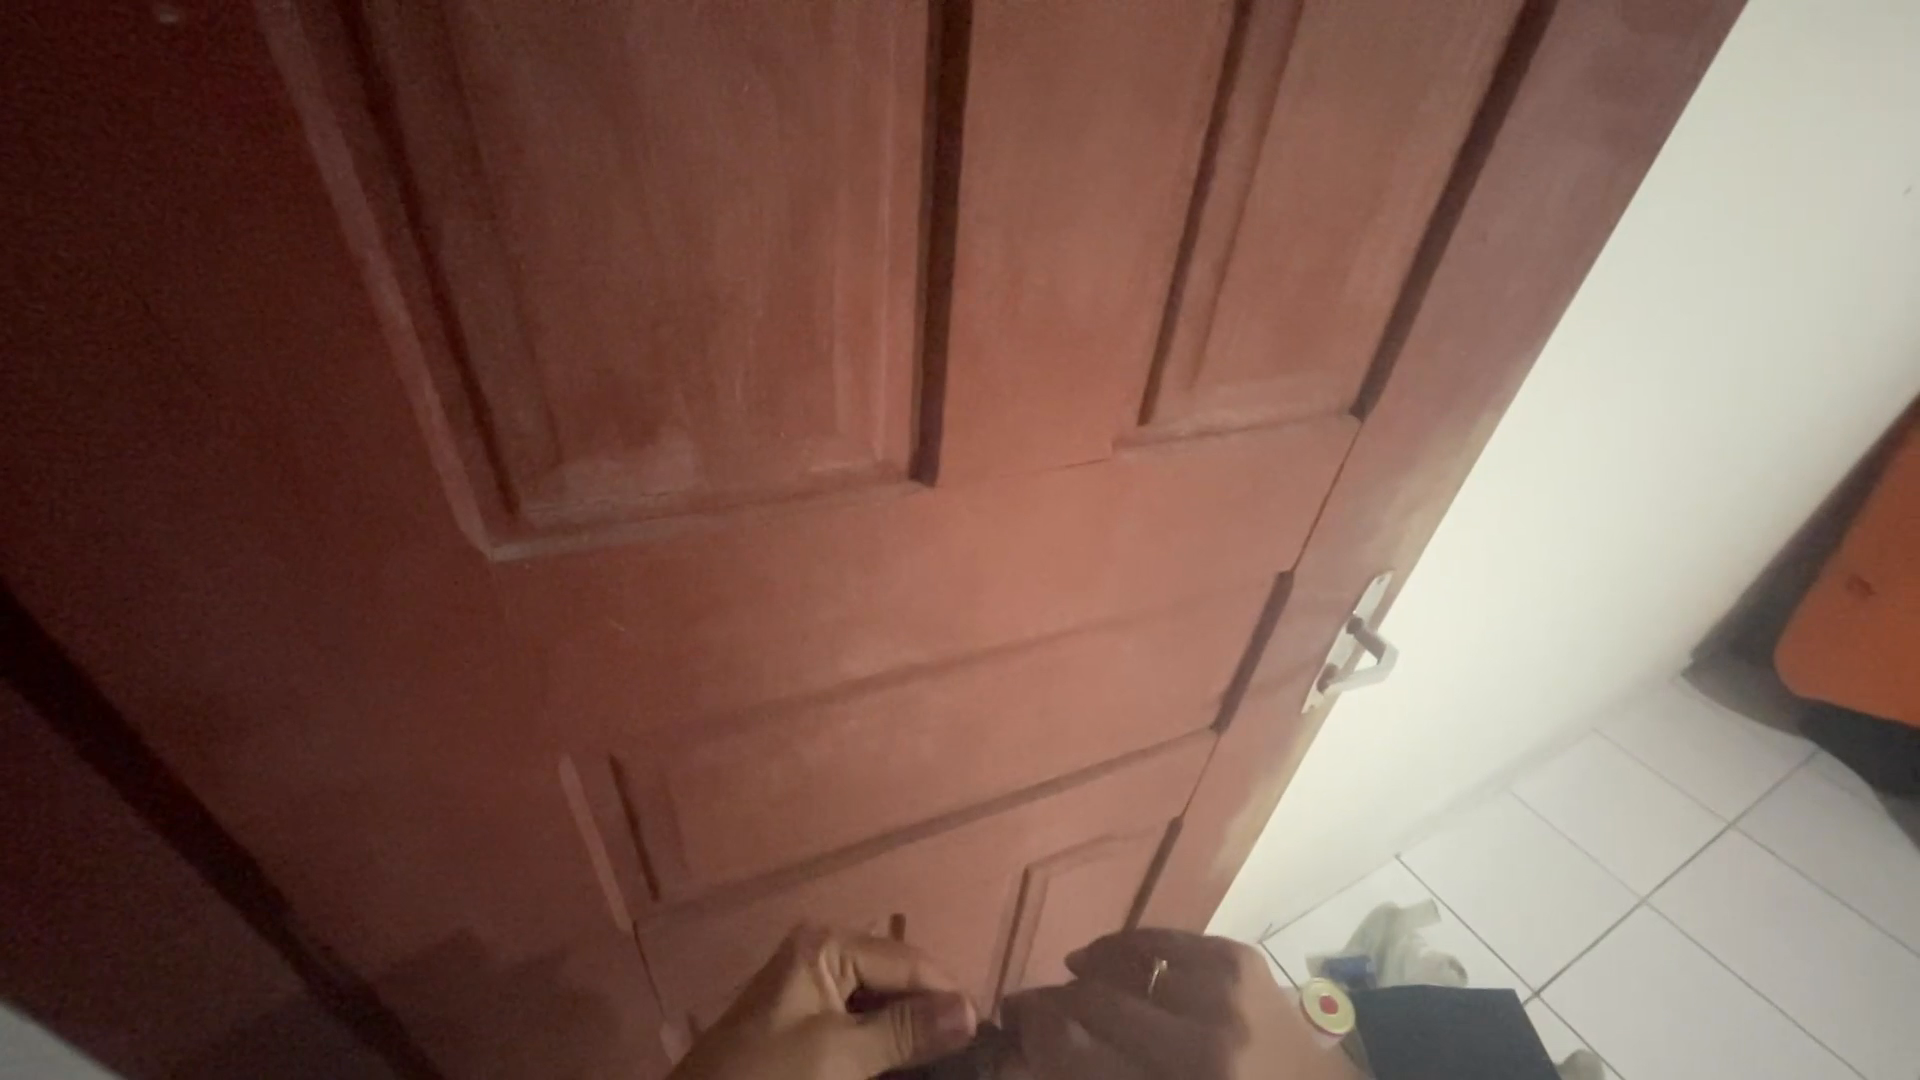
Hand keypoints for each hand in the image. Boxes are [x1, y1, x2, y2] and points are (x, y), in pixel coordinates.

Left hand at [667, 924, 979, 1079]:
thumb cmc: (768, 1079)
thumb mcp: (841, 1057)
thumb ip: (905, 1031)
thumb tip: (970, 1011)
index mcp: (826, 945)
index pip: (905, 959)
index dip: (946, 991)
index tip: (986, 1031)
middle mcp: (819, 952)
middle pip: (892, 975)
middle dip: (928, 1009)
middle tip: (968, 1047)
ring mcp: (807, 986)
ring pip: (876, 999)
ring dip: (907, 1028)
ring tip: (944, 1055)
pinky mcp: (799, 1021)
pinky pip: (855, 1019)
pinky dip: (880, 1040)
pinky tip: (902, 1061)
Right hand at [1002, 928, 1358, 1079]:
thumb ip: (1100, 1074)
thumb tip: (1037, 1049)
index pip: (1076, 1056)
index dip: (1035, 1036)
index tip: (1012, 1027)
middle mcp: (1203, 1051)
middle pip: (1094, 1006)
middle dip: (1048, 1004)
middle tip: (1026, 1006)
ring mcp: (1225, 997)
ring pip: (1123, 965)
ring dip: (1088, 974)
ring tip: (1074, 980)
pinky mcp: (1240, 960)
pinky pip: (1160, 940)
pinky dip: (1127, 948)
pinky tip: (1108, 959)